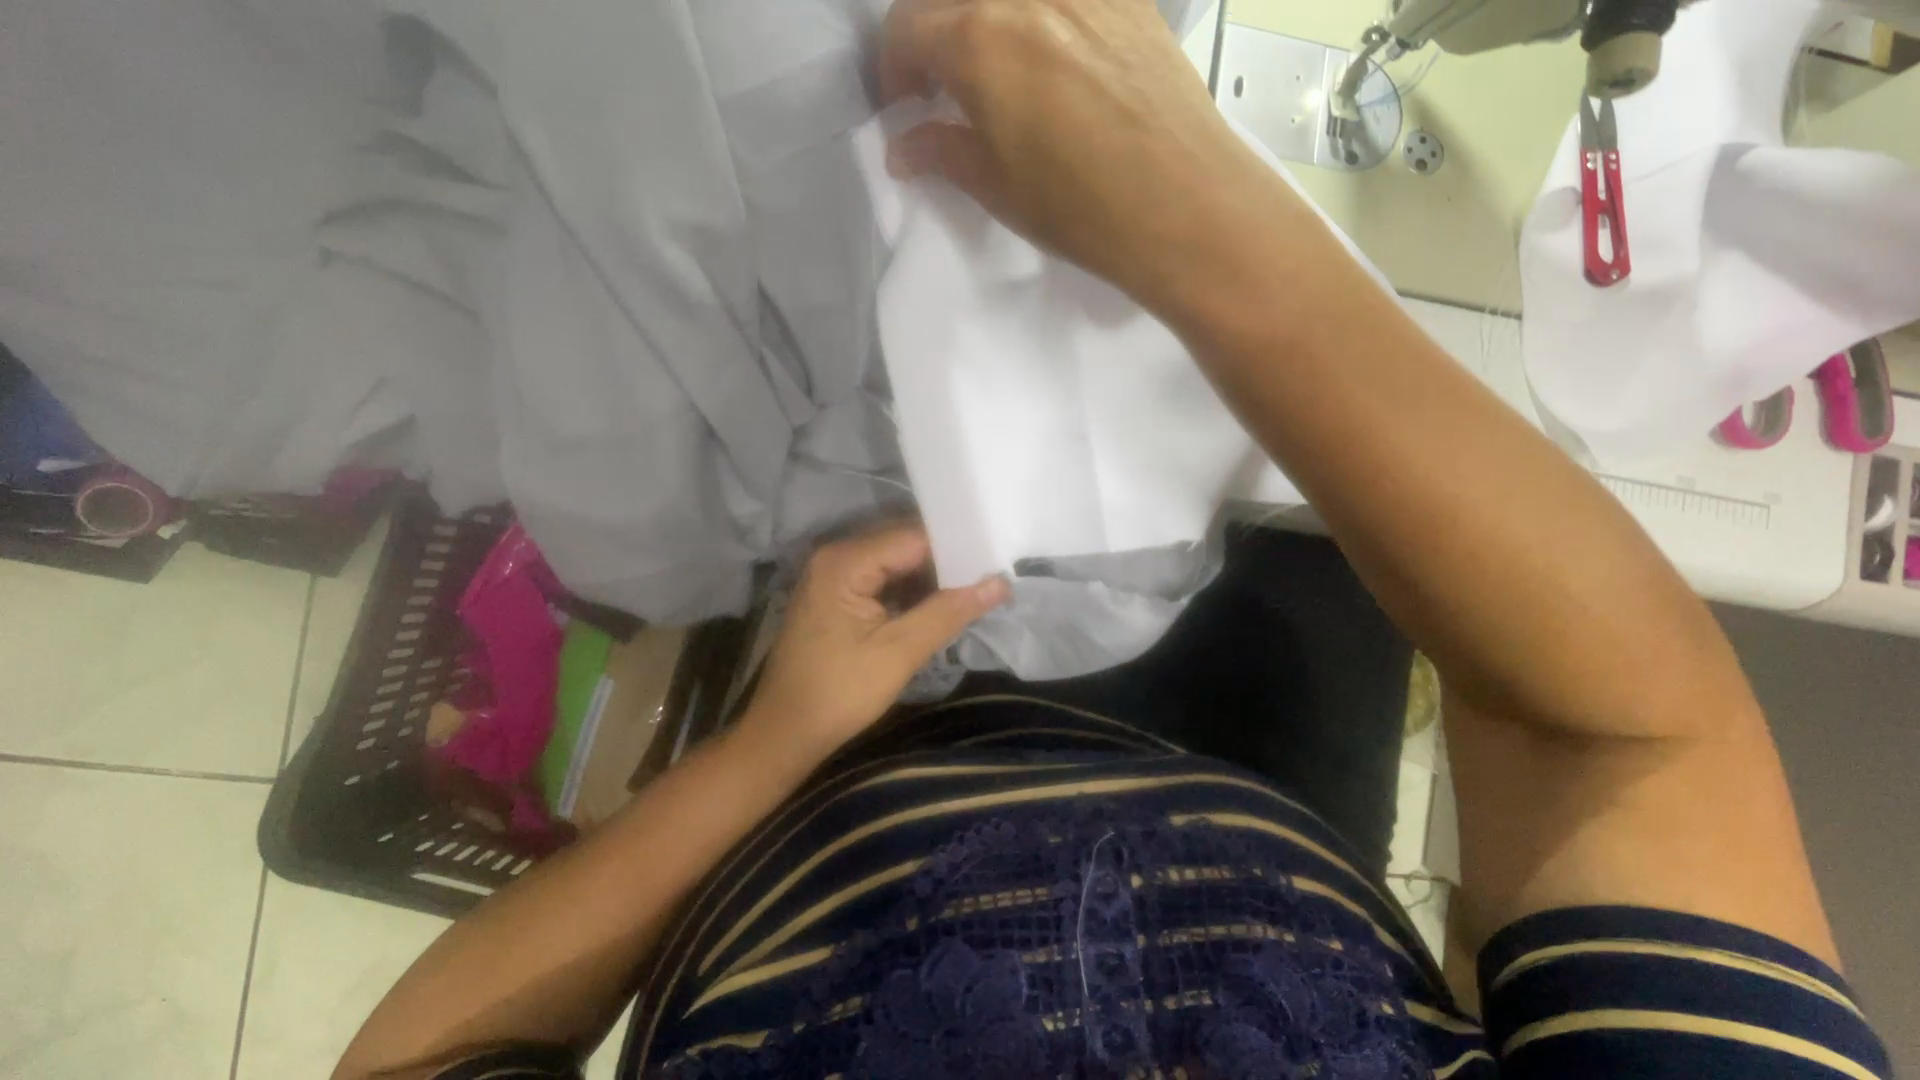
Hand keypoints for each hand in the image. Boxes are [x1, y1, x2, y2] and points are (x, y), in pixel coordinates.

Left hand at [736, 523, 1009, 762]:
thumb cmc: (838, 694)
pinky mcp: (835, 597)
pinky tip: (943, 604)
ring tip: (979, 587)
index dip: (958, 547)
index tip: (998, 559)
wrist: (784, 734)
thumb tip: (1000, 582)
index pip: (914, 537)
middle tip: (995, 573)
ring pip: (896, 564)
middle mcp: (835, 557)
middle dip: (948, 561)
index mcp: (845, 562)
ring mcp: (832, 576)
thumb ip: (949, 612)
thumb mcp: (900, 653)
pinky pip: (882, 580)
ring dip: (932, 578)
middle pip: (904, 545)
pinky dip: (911, 591)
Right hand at [879, 0, 1305, 308]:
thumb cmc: (1081, 207)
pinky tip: (1056, 60)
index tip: (904, 106)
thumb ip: (942, 152)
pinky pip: (1066, 1)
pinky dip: (1041, 20)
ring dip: (987, 23)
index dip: (893, 68)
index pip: (907, 27)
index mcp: (980, 37)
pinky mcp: (1129, 1)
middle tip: (944, 86)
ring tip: (1001, 72)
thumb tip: (903, 148)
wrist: (1186, 207)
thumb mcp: (997, 187)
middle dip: (935, 36)